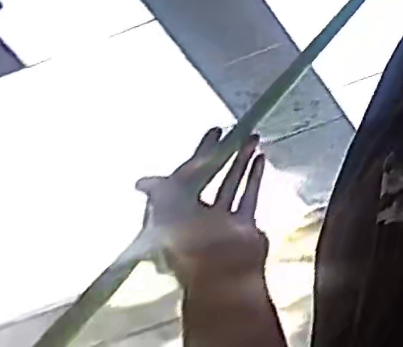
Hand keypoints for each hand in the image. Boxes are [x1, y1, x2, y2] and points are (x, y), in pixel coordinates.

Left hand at [137, 128, 269, 290]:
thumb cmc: (192, 241)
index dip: (197, 155)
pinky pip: (248, 194)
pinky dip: (254, 175)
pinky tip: (261, 158)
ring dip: (240, 160)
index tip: (214, 132)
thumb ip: (163, 193)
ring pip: (229, 184)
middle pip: (206, 180)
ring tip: (253, 137)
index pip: (182, 179)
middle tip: (232, 130)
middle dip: (219, 154)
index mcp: (171, 218)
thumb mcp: (172, 213)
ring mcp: (219, 221)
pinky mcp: (242, 223)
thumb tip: (141, 181)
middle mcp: (193, 218)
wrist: (224, 271)